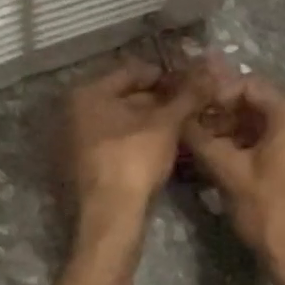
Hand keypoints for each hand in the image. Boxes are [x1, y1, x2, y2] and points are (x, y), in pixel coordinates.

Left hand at [64, 60, 208, 223]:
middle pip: (124, 97)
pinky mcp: (83, 163)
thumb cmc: (134, 158)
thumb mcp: (166, 123)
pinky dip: (137, 139)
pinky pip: (114, 141)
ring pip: (120, 121)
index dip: (165, 76)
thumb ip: (187, 96)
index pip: (132, 72)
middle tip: (189, 105)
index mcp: (87, 93)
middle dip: (158, 100)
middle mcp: (74, 111)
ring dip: (149, 121)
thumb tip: (210, 71)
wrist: (110, 213)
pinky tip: (161, 146)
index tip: (191, 84)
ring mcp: (75, 139)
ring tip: (181, 126)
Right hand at [183, 74, 284, 271]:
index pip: (248, 84)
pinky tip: (225, 166)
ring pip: (266, 126)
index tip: (190, 111)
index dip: (215, 94)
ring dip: (233, 133)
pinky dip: (250, 148)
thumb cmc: (270, 210)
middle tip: (192, 131)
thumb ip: (201, 138)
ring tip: (202, 150)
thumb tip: (179, 119)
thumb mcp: (228, 171)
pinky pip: (277, 144)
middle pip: (258, 104)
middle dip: (222, 115)